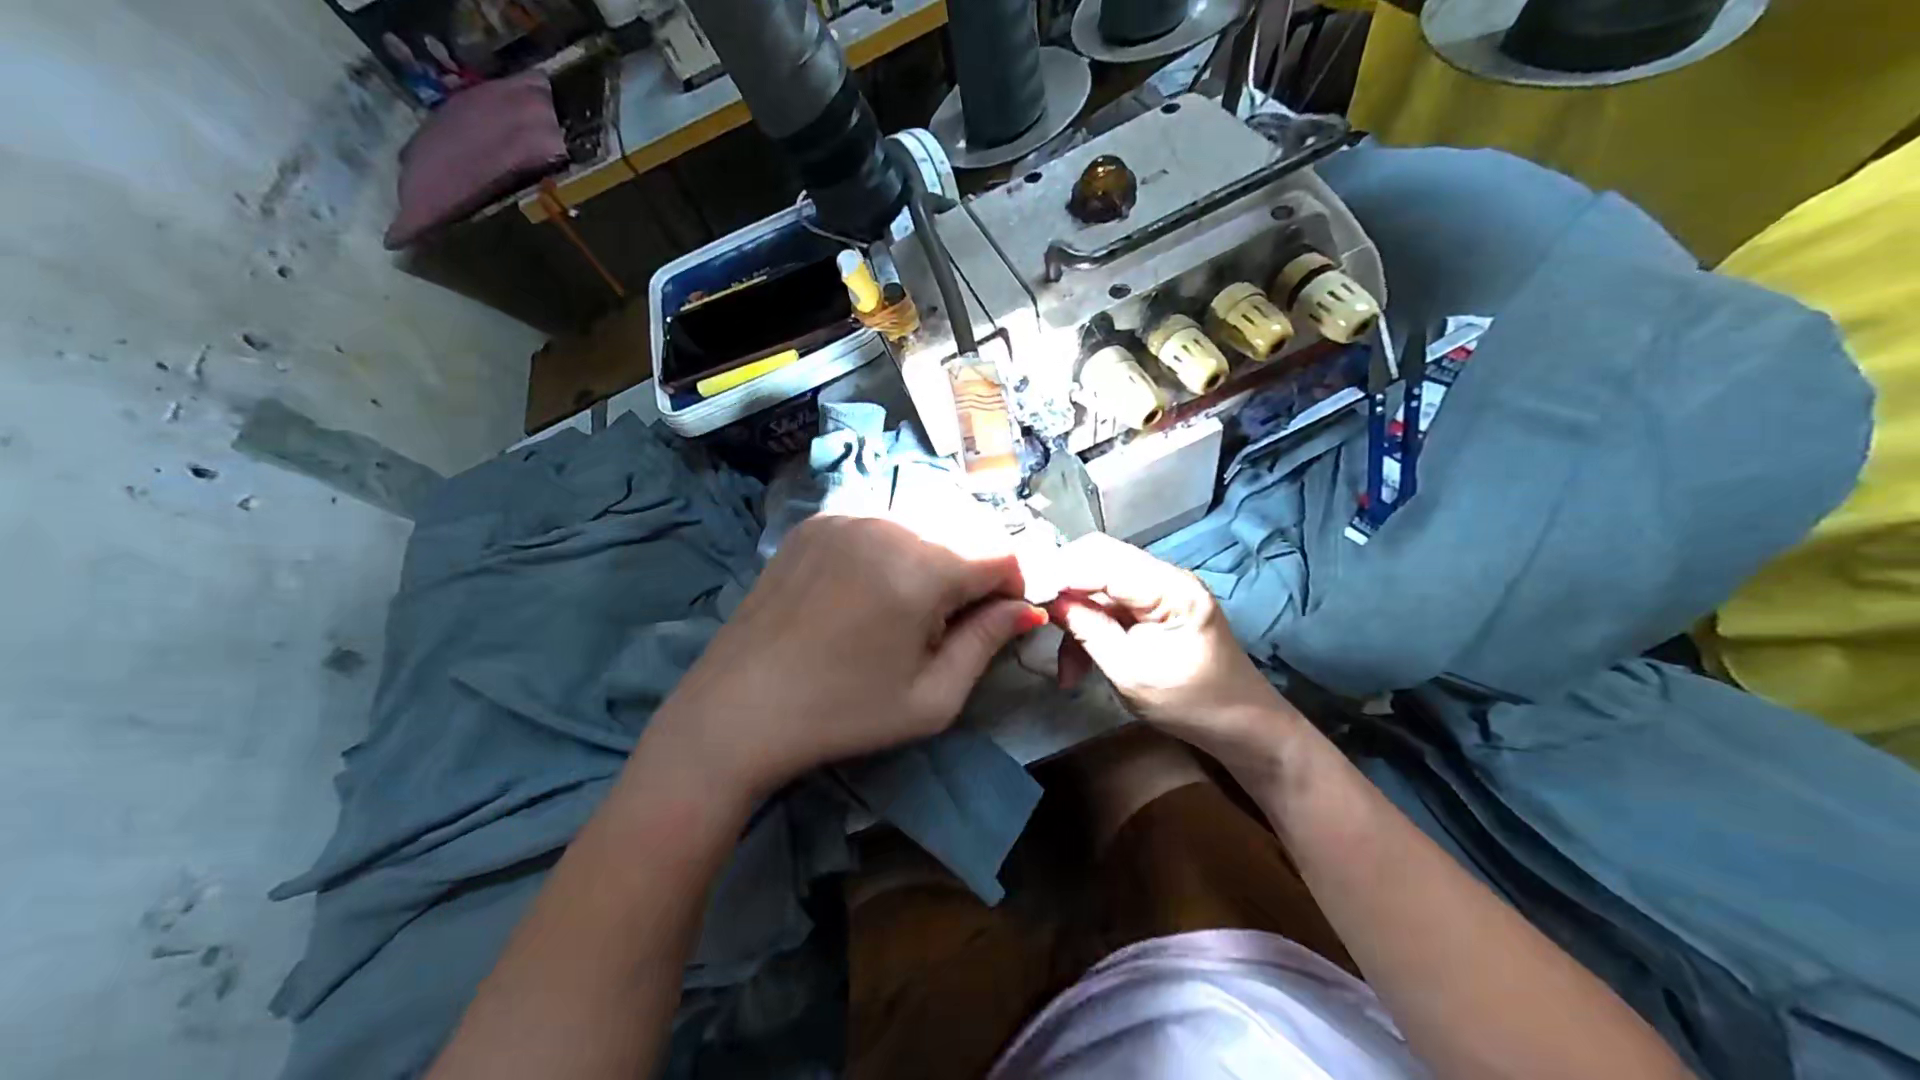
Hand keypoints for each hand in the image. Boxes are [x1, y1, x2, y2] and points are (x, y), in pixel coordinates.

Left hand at [644, 515, 1045, 797]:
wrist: (738, 709)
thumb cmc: (844, 713)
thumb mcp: (932, 697)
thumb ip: (987, 642)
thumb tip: (1027, 610)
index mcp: (921, 566)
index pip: (1002, 553)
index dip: (1010, 591)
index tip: (990, 627)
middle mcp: (888, 523)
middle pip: (962, 535)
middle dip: (969, 576)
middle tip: (941, 627)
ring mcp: (846, 516)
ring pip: (921, 527)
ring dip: (930, 563)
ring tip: (898, 613)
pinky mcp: (815, 522)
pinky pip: (877, 525)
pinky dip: (889, 553)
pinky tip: (860, 595)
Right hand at [1042, 533, 1306, 776]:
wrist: (1241, 726)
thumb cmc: (1189, 703)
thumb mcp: (1128, 670)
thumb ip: (1087, 628)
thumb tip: (1048, 598)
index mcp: (1169, 587)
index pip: (1101, 558)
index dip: (1060, 572)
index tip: (1026, 594)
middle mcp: (1166, 575)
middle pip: (1098, 560)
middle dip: (1063, 590)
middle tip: (1035, 620)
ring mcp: (1162, 588)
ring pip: (1099, 583)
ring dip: (1076, 617)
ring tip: (1063, 666)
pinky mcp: (1156, 604)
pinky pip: (1112, 602)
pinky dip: (1092, 626)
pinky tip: (1079, 662)